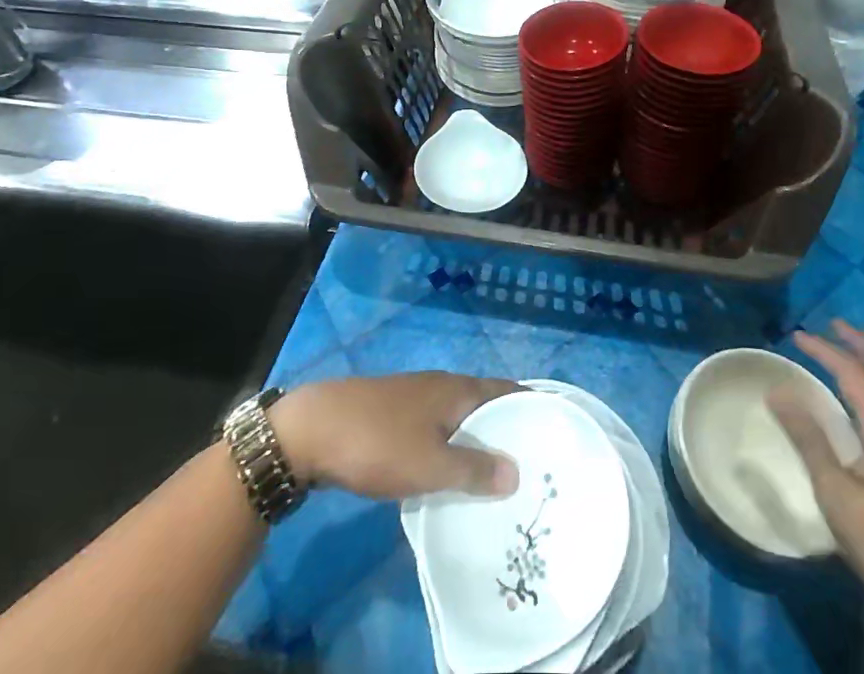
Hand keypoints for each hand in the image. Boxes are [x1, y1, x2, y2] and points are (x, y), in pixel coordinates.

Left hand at [270, 372, 520, 500]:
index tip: (556, 433)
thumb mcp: (430, 464)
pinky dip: (450, 447)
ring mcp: (413, 398)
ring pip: (458, 419)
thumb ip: (474, 469)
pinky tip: (451, 473)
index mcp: (456, 390)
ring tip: (499, 477)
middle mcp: (439, 386)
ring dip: (477, 442)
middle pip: (484, 405)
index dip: (531, 407)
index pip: (506, 392)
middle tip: (534, 465)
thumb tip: (517, 472)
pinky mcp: (392, 414)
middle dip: (507, 431)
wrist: (308, 430)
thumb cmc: (376, 442)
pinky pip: (435, 429)